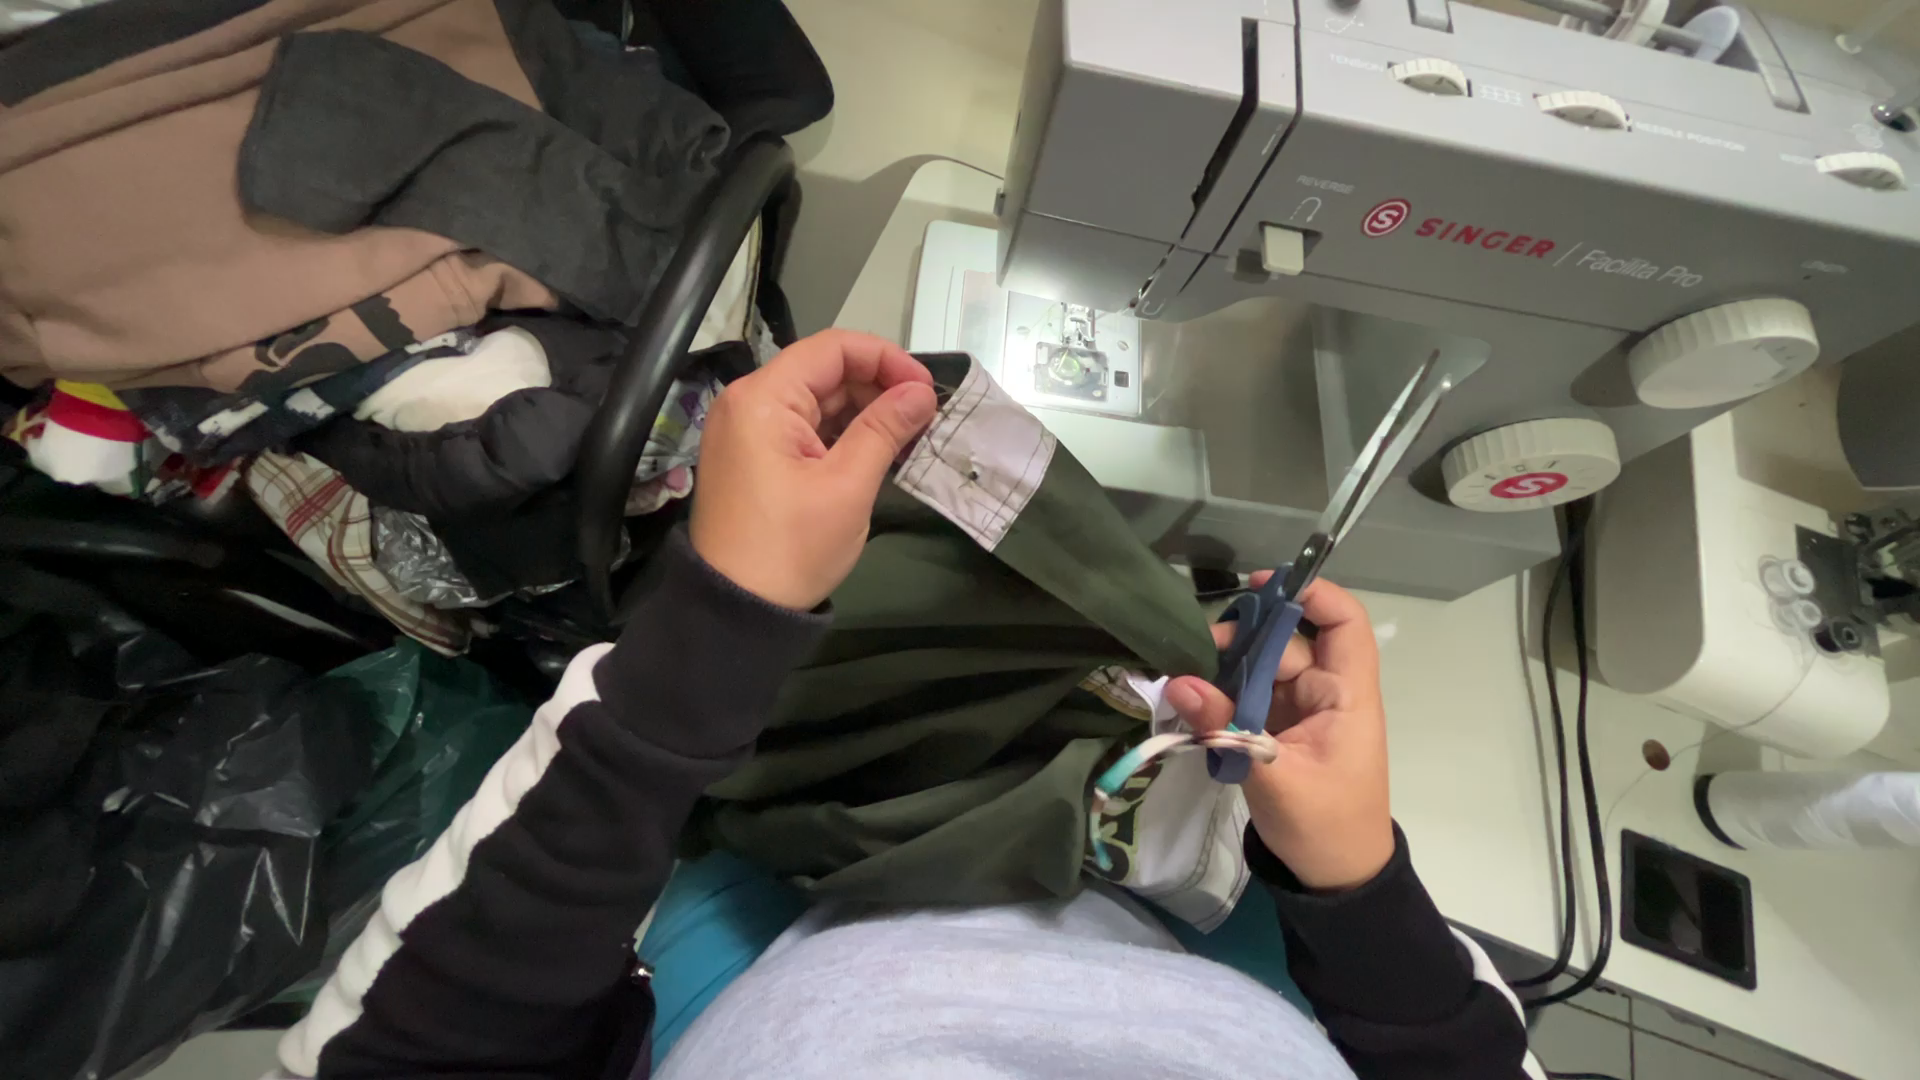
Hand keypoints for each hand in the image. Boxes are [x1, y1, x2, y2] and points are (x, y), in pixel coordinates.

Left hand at [691, 330, 936, 609]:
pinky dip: (842, 435)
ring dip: (864, 413)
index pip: (833, 349)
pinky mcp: (755, 457)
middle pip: (824, 372)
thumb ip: (885, 429)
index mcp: (763, 399)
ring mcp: (749, 430)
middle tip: (924, 418)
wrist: (735, 609)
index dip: (886, 358)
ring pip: (818, 402)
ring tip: (909, 437)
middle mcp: (749, 402)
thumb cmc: (792, 548)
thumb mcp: (848, 487)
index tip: (925, 388)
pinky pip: (805, 430)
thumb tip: (921, 392)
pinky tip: (878, 451)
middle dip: (878, 388)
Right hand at [1166, 575, 1393, 890]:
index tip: (1263, 583)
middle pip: (1285, 641)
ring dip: (1224, 666)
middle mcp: (1323, 693)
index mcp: (1345, 697)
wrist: (1334, 879)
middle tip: (1194, 650)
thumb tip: (1177, 681)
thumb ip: (1226, 728)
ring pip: (1260, 667)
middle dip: (1242, 637)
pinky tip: (1191, 696)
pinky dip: (1220, 692)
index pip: (1343, 625)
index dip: (1312, 594)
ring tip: (1185, 675)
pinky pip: (1246, 694)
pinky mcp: (1274, 728)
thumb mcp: (1274, 778)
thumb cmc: (1324, 828)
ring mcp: (1298, 710)